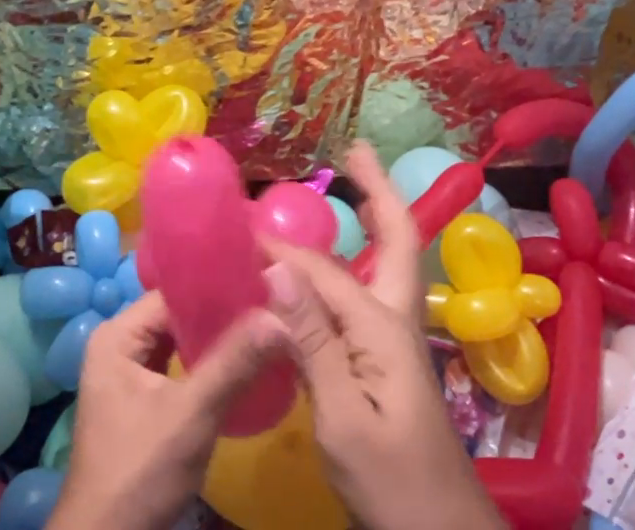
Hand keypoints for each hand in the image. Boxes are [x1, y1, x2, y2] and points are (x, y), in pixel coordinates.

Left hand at [48, 291, 282, 529]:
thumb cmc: (139, 469)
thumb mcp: (190, 414)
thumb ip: (233, 363)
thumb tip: (280, 314)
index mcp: (117, 335)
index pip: (173, 293)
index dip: (218, 287)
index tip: (264, 281)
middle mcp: (120, 345)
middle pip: (178, 315)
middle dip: (222, 312)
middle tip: (274, 302)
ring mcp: (131, 373)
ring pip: (182, 342)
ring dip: (219, 338)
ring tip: (267, 323)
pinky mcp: (144, 400)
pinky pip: (182, 367)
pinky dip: (210, 363)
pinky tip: (246, 361)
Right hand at [263, 142, 506, 529]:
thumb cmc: (392, 482)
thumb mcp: (343, 417)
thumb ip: (313, 339)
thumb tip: (277, 263)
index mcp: (382, 327)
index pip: (321, 271)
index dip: (280, 247)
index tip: (237, 230)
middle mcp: (396, 320)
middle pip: (396, 239)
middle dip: (377, 191)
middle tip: (354, 151)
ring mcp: (397, 342)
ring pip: (387, 265)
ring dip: (373, 222)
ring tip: (349, 191)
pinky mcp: (390, 364)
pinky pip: (369, 298)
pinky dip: (354, 266)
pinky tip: (329, 274)